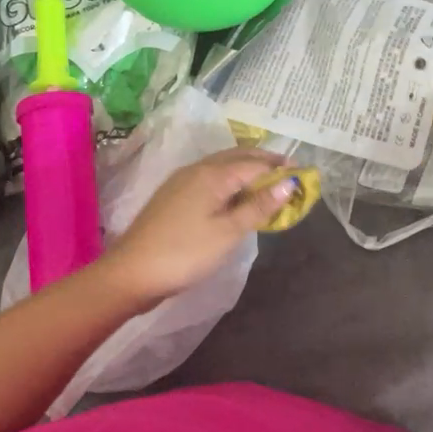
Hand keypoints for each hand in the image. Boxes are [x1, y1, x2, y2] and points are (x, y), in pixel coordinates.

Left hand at [92, 148, 295, 307]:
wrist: (129, 274)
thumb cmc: (184, 253)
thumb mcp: (228, 232)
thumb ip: (259, 206)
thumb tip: (289, 183)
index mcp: (214, 174)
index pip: (256, 164)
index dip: (281, 168)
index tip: (303, 174)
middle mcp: (198, 169)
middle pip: (239, 156)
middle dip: (265, 161)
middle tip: (288, 172)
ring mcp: (182, 181)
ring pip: (223, 165)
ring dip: (247, 168)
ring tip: (266, 182)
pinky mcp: (173, 196)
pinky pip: (211, 176)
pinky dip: (230, 179)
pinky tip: (234, 195)